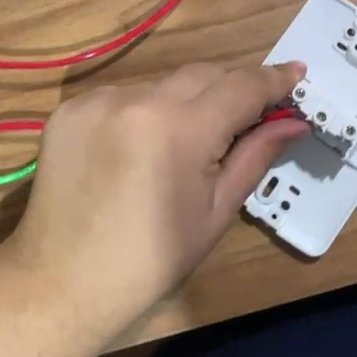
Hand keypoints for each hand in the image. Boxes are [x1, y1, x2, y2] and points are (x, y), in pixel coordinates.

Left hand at [0, 62, 308, 329]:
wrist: (60, 283)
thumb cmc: (150, 260)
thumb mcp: (215, 212)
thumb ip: (255, 156)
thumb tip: (294, 122)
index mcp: (181, 129)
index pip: (242, 86)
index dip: (274, 79)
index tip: (296, 73)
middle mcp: (139, 99)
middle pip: (203, 74)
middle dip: (231, 90)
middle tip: (247, 117)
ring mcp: (99, 100)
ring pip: (162, 84)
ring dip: (183, 103)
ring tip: (182, 146)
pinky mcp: (70, 108)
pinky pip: (124, 96)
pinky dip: (142, 112)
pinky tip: (137, 149)